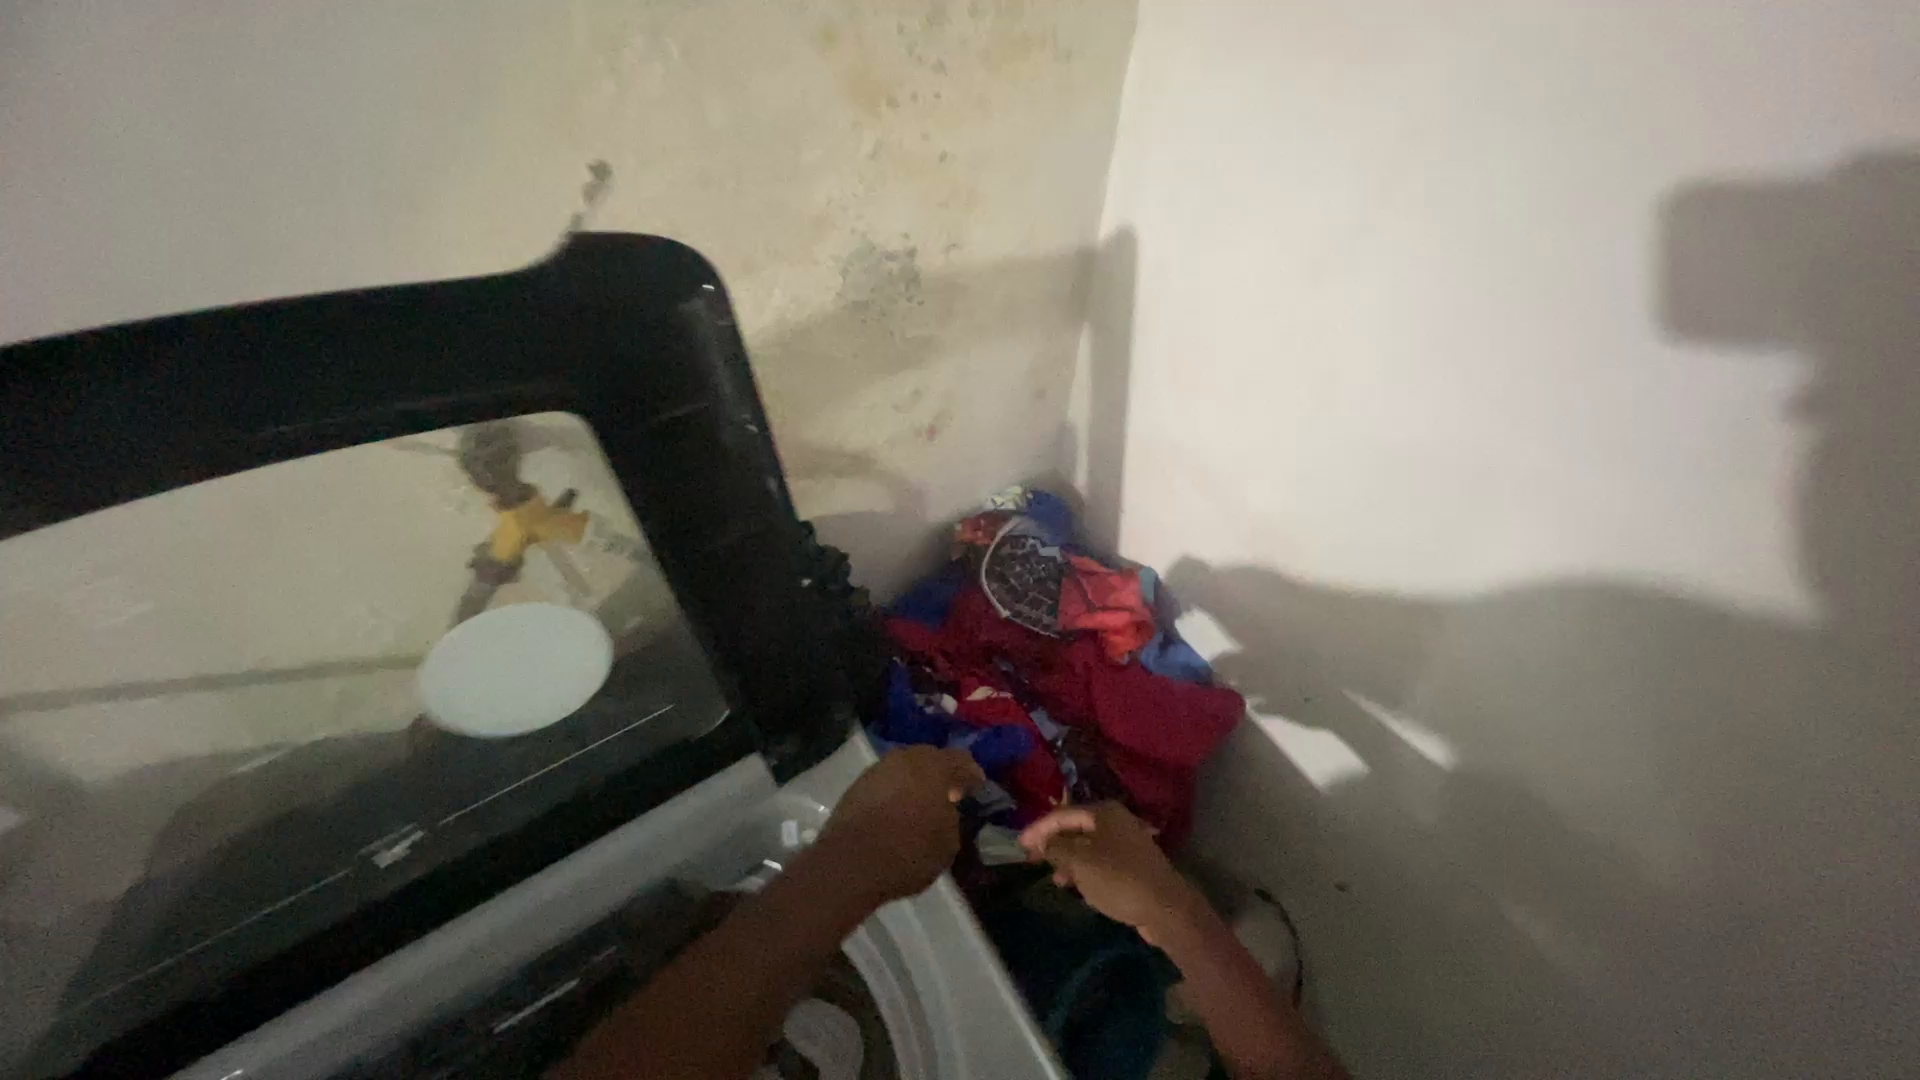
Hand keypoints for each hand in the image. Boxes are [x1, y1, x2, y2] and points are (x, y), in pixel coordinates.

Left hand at [816, 746, 984, 905]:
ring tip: (922, 803)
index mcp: (934, 765)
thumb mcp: (948, 842)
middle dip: (942, 774)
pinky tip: (897, 811)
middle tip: (950, 793)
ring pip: (904, 769)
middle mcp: (905, 758)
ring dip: (915, 782)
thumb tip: (945, 811)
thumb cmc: (909, 850)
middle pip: (930, 758)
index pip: (961, 760)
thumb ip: (953, 819)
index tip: (977, 787)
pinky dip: (895, 792)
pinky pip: (885, 783)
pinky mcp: (856, 786)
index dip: (972, 774)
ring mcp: (877, 769)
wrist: (851, 862)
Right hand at [1019, 802, 1204, 944]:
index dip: (1038, 829)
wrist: (1165, 908)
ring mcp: (1127, 843)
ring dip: (1069, 861)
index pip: (1062, 815)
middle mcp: (1116, 822)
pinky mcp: (1133, 866)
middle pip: (1076, 829)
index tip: (1020, 845)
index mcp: (1103, 813)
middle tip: (1033, 860)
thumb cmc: (1118, 878)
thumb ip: (1057, 848)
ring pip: (1088, 848)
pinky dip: (1086, 871)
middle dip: (1054, 845)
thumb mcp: (1080, 862)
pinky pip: (1101, 863)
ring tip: (1056, 880)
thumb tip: (1044, 842)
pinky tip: (1079, 887)